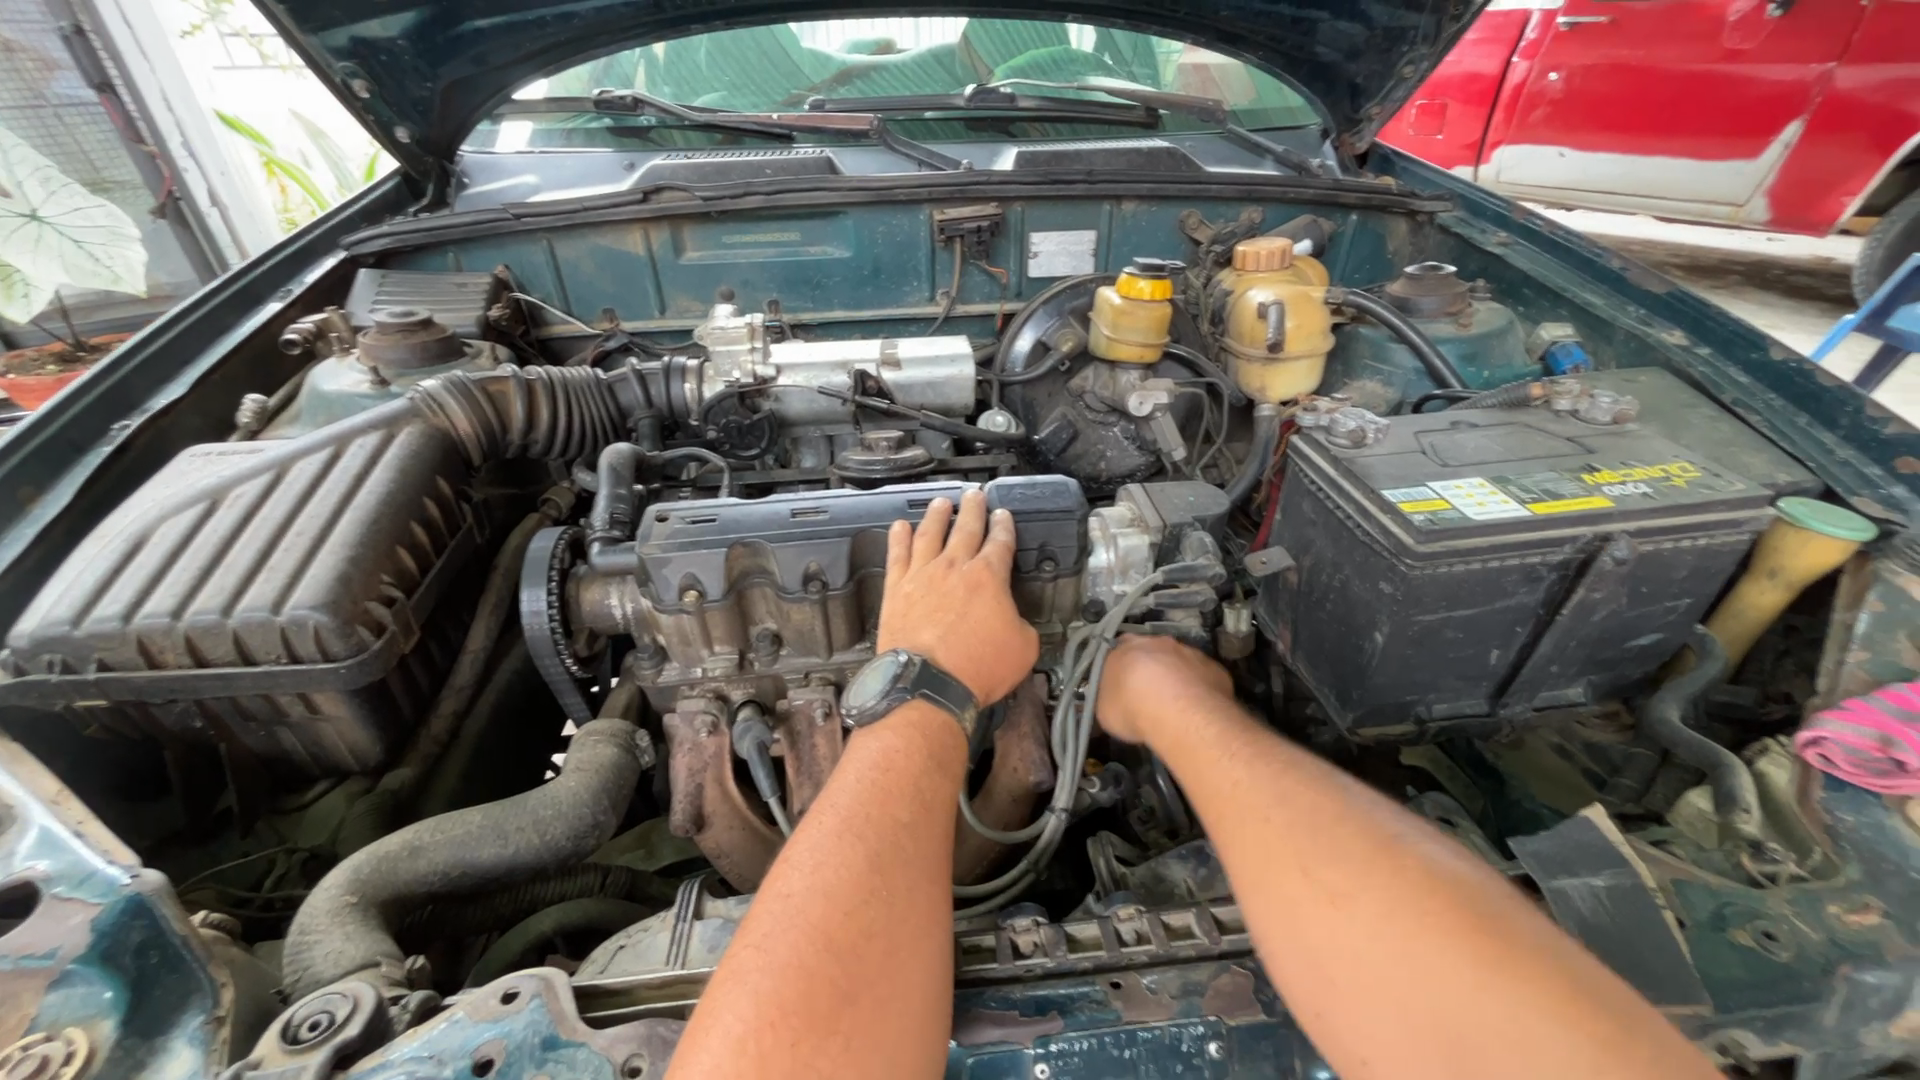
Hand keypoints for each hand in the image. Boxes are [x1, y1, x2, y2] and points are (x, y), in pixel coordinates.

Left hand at [875, 491, 1039, 703]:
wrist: (927, 684)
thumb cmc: (978, 668)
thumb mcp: (1022, 647)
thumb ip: (1020, 623)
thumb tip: (1012, 618)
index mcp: (990, 577)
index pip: (1000, 542)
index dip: (1004, 526)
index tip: (1003, 515)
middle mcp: (955, 566)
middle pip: (966, 528)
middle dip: (973, 509)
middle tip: (975, 494)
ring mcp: (922, 574)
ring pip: (930, 533)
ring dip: (937, 515)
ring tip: (941, 502)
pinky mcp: (896, 588)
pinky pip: (897, 554)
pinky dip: (899, 537)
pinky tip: (900, 526)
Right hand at [1095, 635, 1233, 743]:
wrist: (1179, 712)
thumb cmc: (1131, 708)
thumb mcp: (1103, 709)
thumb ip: (1106, 698)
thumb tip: (1109, 701)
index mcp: (1123, 648)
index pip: (1115, 649)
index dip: (1119, 666)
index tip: (1119, 682)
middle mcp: (1156, 642)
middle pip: (1150, 650)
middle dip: (1148, 666)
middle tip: (1146, 691)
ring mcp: (1188, 651)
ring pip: (1178, 660)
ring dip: (1175, 675)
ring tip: (1173, 702)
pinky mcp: (1213, 667)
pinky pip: (1202, 675)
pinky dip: (1198, 686)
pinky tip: (1196, 707)